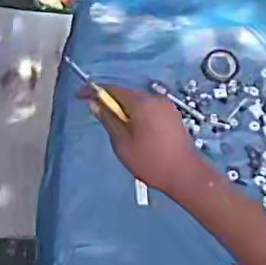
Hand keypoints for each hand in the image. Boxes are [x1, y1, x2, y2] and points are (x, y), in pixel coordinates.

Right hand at [85, 84, 210, 196]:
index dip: (94, 91)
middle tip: (97, 114)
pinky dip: (137, 114)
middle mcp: (155, 99)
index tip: (80, 96)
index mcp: (141, 102)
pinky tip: (134, 131)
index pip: (112, 89)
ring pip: (138, 102)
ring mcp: (166, 107)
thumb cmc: (150, 161)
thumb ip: (107, 119)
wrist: (186, 176)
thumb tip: (94, 103)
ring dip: (124, 109)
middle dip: (110, 101)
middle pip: (126, 94)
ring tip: (116, 127)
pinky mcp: (173, 116)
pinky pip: (149, 109)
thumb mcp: (121, 142)